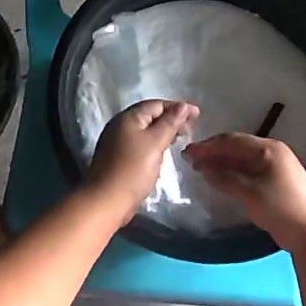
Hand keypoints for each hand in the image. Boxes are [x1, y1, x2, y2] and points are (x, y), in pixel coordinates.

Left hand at [87, 100, 198, 220]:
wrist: (107, 200)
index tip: (198, 114)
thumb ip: (170, 123)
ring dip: (163, 131)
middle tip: (191, 128)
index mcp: (127, 117)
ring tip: (180, 138)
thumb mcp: (155, 143)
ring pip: (145, 130)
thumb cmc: (133, 169)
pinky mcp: (118, 156)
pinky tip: (163, 151)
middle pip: (150, 115)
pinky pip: (140, 142)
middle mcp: (119, 125)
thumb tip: (183, 106)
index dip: (178, 107)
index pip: (156, 104)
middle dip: (171, 119)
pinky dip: (154, 142)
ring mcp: (117, 141)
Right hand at [183, 133, 305, 250]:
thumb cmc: (281, 209)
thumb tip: (203, 168)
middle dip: (213, 152)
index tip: (187, 154)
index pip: (231, 140)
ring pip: (243, 158)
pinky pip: (250, 168)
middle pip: (237, 146)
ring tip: (202, 169)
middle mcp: (274, 151)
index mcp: (268, 148)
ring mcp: (277, 165)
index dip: (207, 146)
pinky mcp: (278, 179)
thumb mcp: (249, 194)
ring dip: (222, 162)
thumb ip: (224, 178)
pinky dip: (233, 171)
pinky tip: (222, 178)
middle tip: (191, 161)